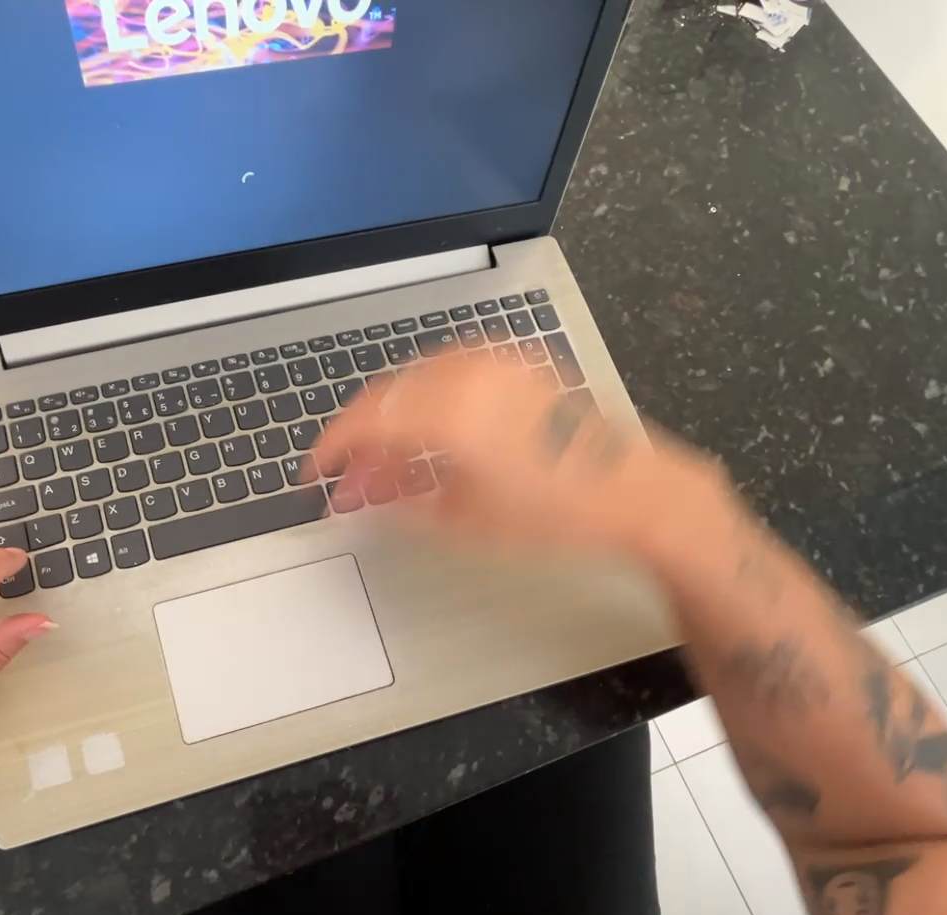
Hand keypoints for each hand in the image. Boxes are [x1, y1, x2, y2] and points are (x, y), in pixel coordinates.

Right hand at [314, 356, 738, 561]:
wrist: (631, 493)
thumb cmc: (557, 510)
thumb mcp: (466, 519)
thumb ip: (400, 502)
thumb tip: (361, 499)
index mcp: (448, 412)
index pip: (364, 422)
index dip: (330, 450)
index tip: (314, 475)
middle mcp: (466, 376)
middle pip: (384, 400)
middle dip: (359, 443)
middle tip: (350, 483)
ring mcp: (494, 364)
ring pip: (414, 386)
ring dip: (391, 425)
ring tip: (386, 471)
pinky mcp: (515, 366)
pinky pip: (449, 377)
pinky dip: (425, 407)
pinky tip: (425, 442)